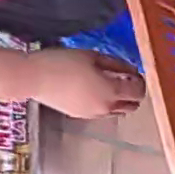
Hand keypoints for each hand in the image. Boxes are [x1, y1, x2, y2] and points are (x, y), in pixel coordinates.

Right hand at [20, 49, 146, 118]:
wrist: (33, 77)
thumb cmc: (62, 62)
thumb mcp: (93, 56)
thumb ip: (117, 64)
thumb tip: (132, 69)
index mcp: (111, 92)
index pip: (138, 92)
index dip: (140, 81)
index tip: (134, 72)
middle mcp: (107, 108)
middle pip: (133, 106)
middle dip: (133, 93)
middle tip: (125, 79)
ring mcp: (95, 115)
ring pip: (118, 111)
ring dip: (120, 100)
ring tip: (108, 84)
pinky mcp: (82, 117)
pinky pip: (103, 112)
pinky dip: (106, 103)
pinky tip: (94, 90)